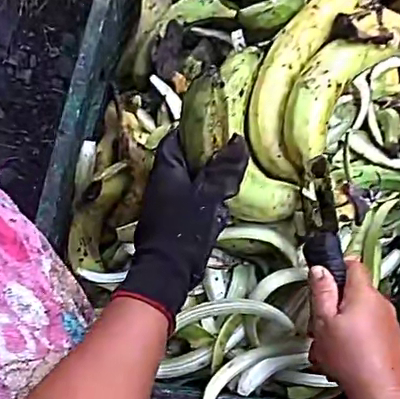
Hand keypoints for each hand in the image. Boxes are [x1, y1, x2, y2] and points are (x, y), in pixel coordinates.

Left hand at [116, 131, 248, 317]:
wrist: (168, 271)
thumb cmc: (183, 231)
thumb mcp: (209, 196)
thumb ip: (223, 170)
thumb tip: (237, 142)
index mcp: (166, 169)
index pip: (176, 138)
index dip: (194, 130)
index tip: (216, 127)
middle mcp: (162, 184)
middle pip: (186, 161)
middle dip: (208, 159)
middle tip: (231, 156)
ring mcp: (166, 204)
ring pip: (192, 184)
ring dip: (211, 184)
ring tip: (232, 184)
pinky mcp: (174, 222)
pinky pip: (193, 205)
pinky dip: (208, 205)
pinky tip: (223, 211)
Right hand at [308, 257, 399, 398]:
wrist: (380, 390)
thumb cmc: (350, 356)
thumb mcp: (324, 322)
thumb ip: (322, 292)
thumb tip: (320, 268)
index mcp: (364, 293)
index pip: (353, 264)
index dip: (336, 267)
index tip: (320, 283)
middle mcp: (381, 302)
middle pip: (352, 292)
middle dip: (333, 305)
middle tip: (318, 325)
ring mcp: (388, 321)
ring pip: (357, 313)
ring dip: (339, 326)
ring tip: (327, 348)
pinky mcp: (389, 338)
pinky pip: (366, 329)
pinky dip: (351, 338)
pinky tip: (341, 358)